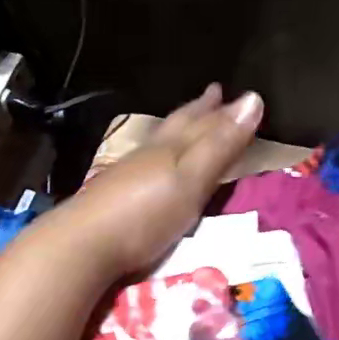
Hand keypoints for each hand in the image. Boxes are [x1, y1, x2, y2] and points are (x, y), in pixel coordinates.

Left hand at [52, 84, 263, 277]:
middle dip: (197, 112)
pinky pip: (141, 171)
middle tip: (212, 95)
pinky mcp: (110, 203)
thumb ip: (220, 146)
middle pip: (175, 127)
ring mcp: (124, 178)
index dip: (221, 110)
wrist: (84, 245)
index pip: (201, 121)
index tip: (239, 93)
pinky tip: (150, 170)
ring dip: (174, 134)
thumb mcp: (191, 180)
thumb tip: (253, 98)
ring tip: (185, 128)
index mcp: (169, 148)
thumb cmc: (144, 213)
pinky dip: (154, 162)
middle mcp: (146, 156)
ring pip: (155, 147)